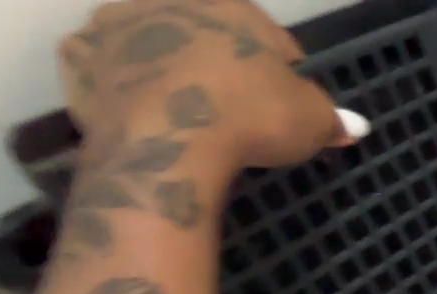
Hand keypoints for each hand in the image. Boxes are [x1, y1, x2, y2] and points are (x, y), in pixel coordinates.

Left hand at [58, 0, 350, 178]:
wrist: (168, 136)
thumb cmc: (252, 116)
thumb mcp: (313, 122)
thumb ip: (333, 118)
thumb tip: (356, 124)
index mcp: (230, 8)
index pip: (270, 38)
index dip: (286, 74)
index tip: (291, 105)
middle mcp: (169, 2)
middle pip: (206, 36)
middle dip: (224, 66)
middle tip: (243, 111)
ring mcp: (116, 25)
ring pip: (154, 46)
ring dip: (172, 69)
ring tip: (194, 115)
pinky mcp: (80, 58)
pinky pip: (111, 70)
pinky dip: (129, 88)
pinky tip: (149, 114)